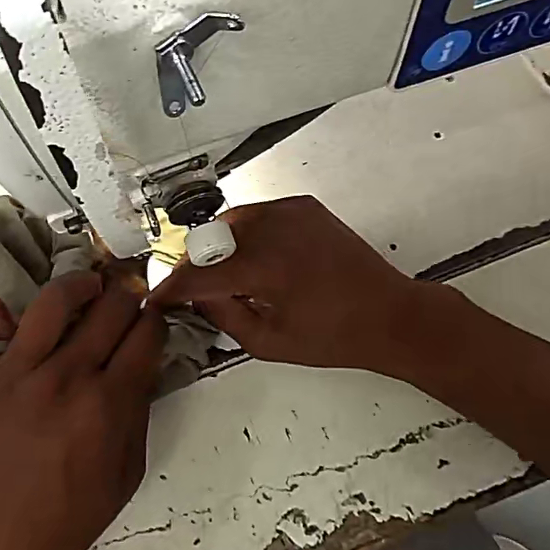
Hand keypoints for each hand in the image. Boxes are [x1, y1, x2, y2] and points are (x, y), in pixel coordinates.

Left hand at [0, 269, 167, 549]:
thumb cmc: (63, 522)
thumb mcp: (125, 476)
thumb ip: (138, 416)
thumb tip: (139, 372)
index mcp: (108, 403)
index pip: (146, 334)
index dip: (158, 320)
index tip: (155, 321)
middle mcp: (65, 376)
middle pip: (110, 308)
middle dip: (129, 299)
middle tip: (129, 306)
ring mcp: (15, 373)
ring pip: (53, 301)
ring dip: (79, 284)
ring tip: (89, 287)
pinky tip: (6, 317)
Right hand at [148, 196, 436, 375]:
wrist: (389, 313)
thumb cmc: (340, 333)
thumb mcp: (268, 342)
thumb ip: (223, 316)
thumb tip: (198, 297)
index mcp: (266, 268)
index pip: (197, 274)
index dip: (171, 289)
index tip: (160, 298)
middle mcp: (276, 230)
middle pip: (208, 241)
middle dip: (193, 266)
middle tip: (192, 289)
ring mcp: (291, 213)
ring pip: (229, 222)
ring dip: (217, 247)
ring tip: (227, 275)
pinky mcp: (304, 207)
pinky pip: (257, 214)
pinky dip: (246, 233)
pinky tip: (254, 258)